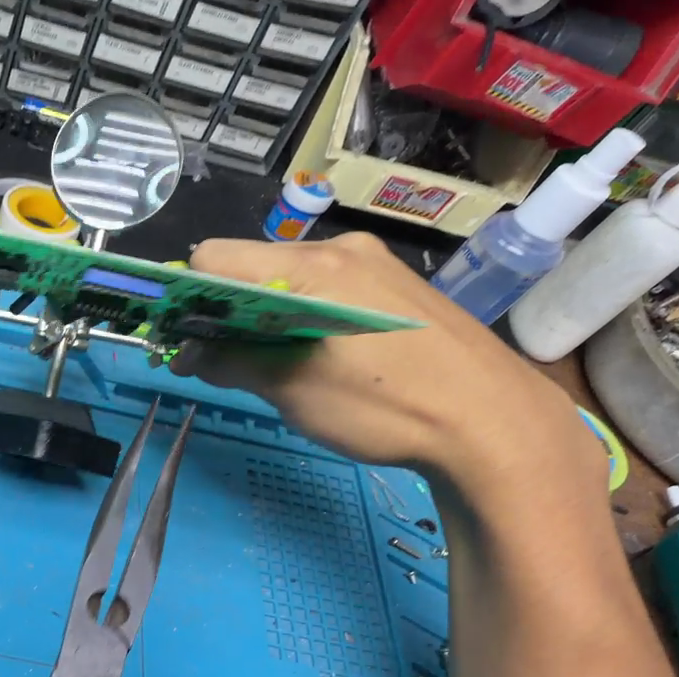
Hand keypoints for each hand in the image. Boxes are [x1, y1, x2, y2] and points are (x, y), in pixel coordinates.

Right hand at [177, 234, 606, 498]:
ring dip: (265, 316)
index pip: (215, 258)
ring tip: (279, 366)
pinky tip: (321, 357)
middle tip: (227, 362)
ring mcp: (373, 264)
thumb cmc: (385, 406)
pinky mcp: (394, 285)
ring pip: (287, 279)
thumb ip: (231, 363)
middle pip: (251, 266)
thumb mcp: (293, 391)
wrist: (493, 423)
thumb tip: (185, 354)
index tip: (184, 339)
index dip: (189, 296)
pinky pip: (324, 288)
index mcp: (311, 267)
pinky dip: (301, 317)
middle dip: (226, 311)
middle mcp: (340, 250)